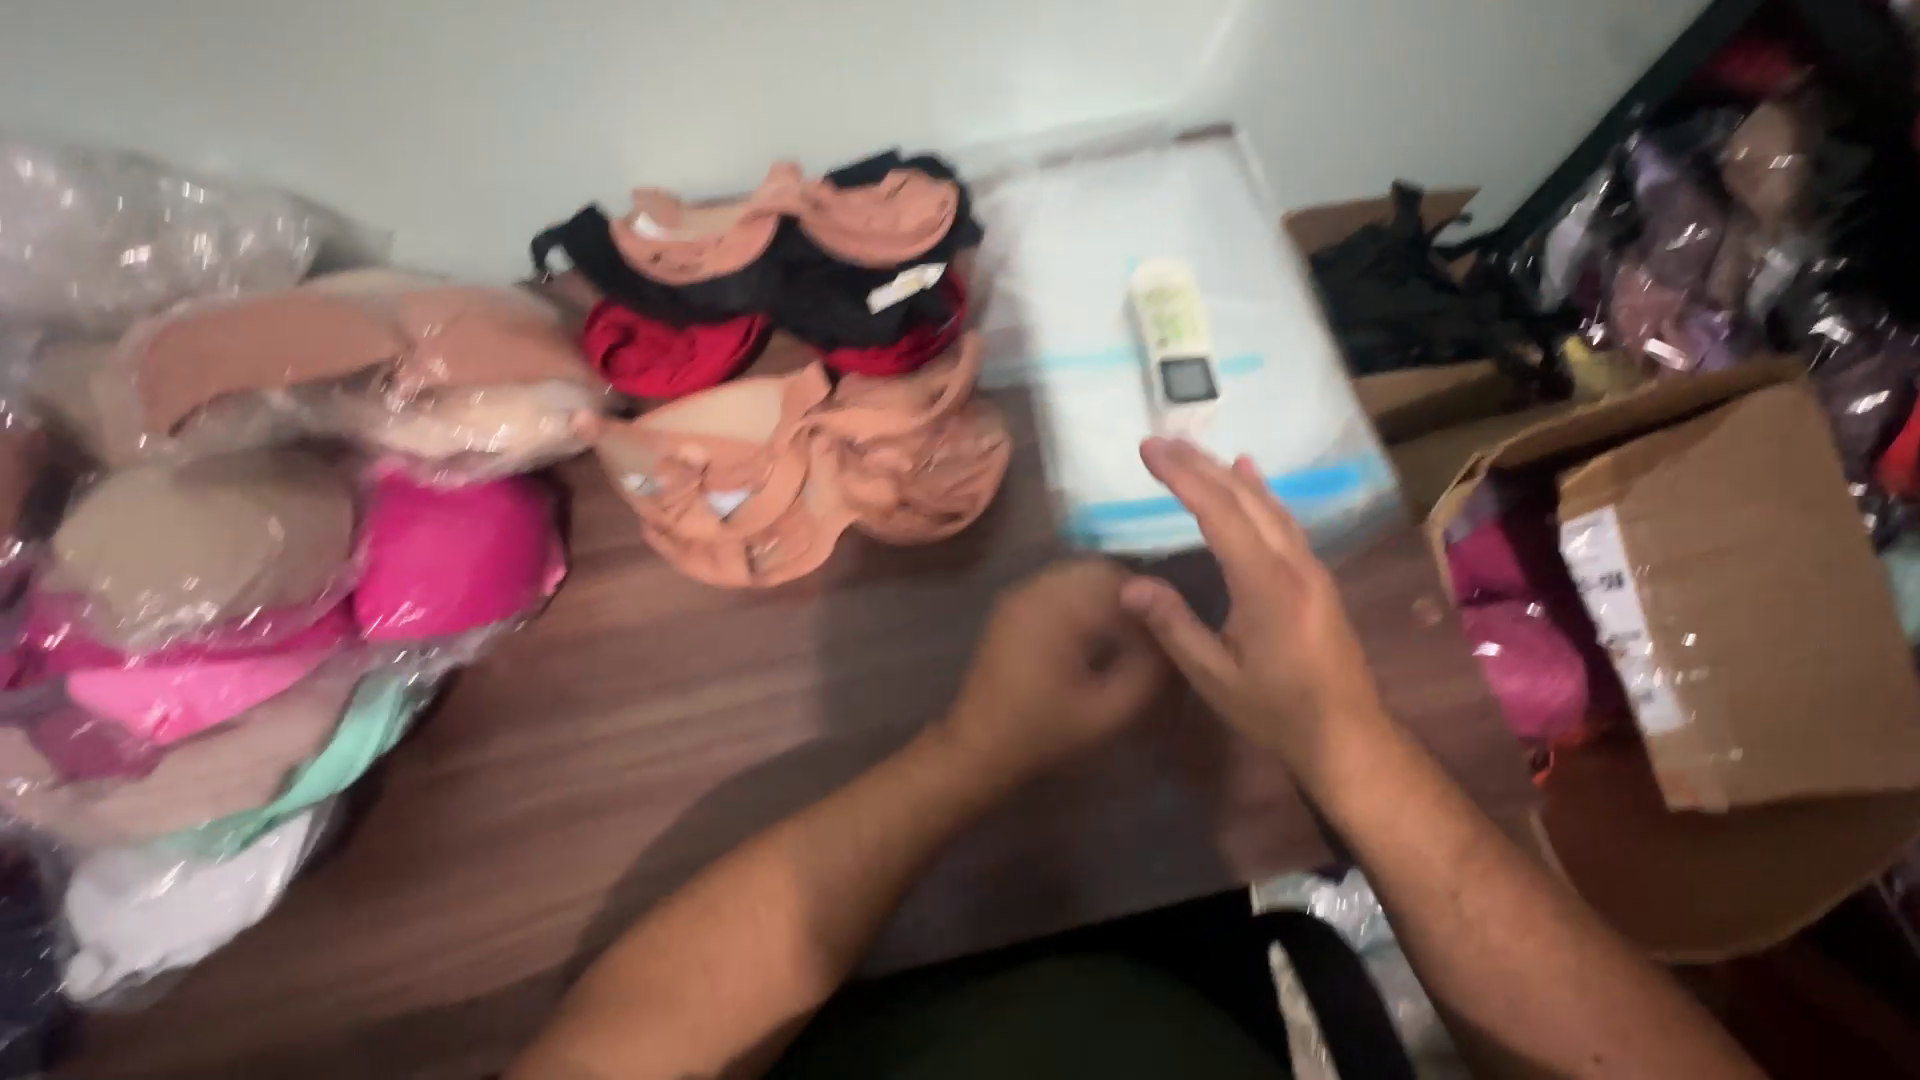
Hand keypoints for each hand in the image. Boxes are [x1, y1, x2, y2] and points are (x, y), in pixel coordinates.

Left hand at [942, 559, 1169, 779]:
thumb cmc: (1045, 730)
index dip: (1152, 602)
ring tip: (1123, 635)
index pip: (1121, 582)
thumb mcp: (1109, 710)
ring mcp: (1019, 595)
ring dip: (1103, 596)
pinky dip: (1080, 600)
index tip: (1167, 631)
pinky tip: (1090, 635)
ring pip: (1077, 575)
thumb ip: (1148, 669)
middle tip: (1148, 632)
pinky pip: (1056, 586)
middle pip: (1098, 571)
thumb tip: (1170, 638)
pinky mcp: (1011, 606)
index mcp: (1060, 610)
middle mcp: (1036, 590)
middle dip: (1128, 596)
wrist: (980, 744)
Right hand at [1119, 439, 1388, 771]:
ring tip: (1194, 450)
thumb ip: (1173, 626)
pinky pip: (1283, 520)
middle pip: (1245, 498)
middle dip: (1200, 464)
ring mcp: (1310, 568)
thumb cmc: (1275, 709)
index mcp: (1266, 584)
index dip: (1183, 477)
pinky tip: (1249, 477)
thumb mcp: (1214, 675)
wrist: (1347, 734)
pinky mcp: (1316, 577)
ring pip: (1267, 504)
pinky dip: (1258, 492)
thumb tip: (1129, 585)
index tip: (1149, 450)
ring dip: (1228, 473)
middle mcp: (1293, 564)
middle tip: (1160, 441)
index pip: (1220, 513)